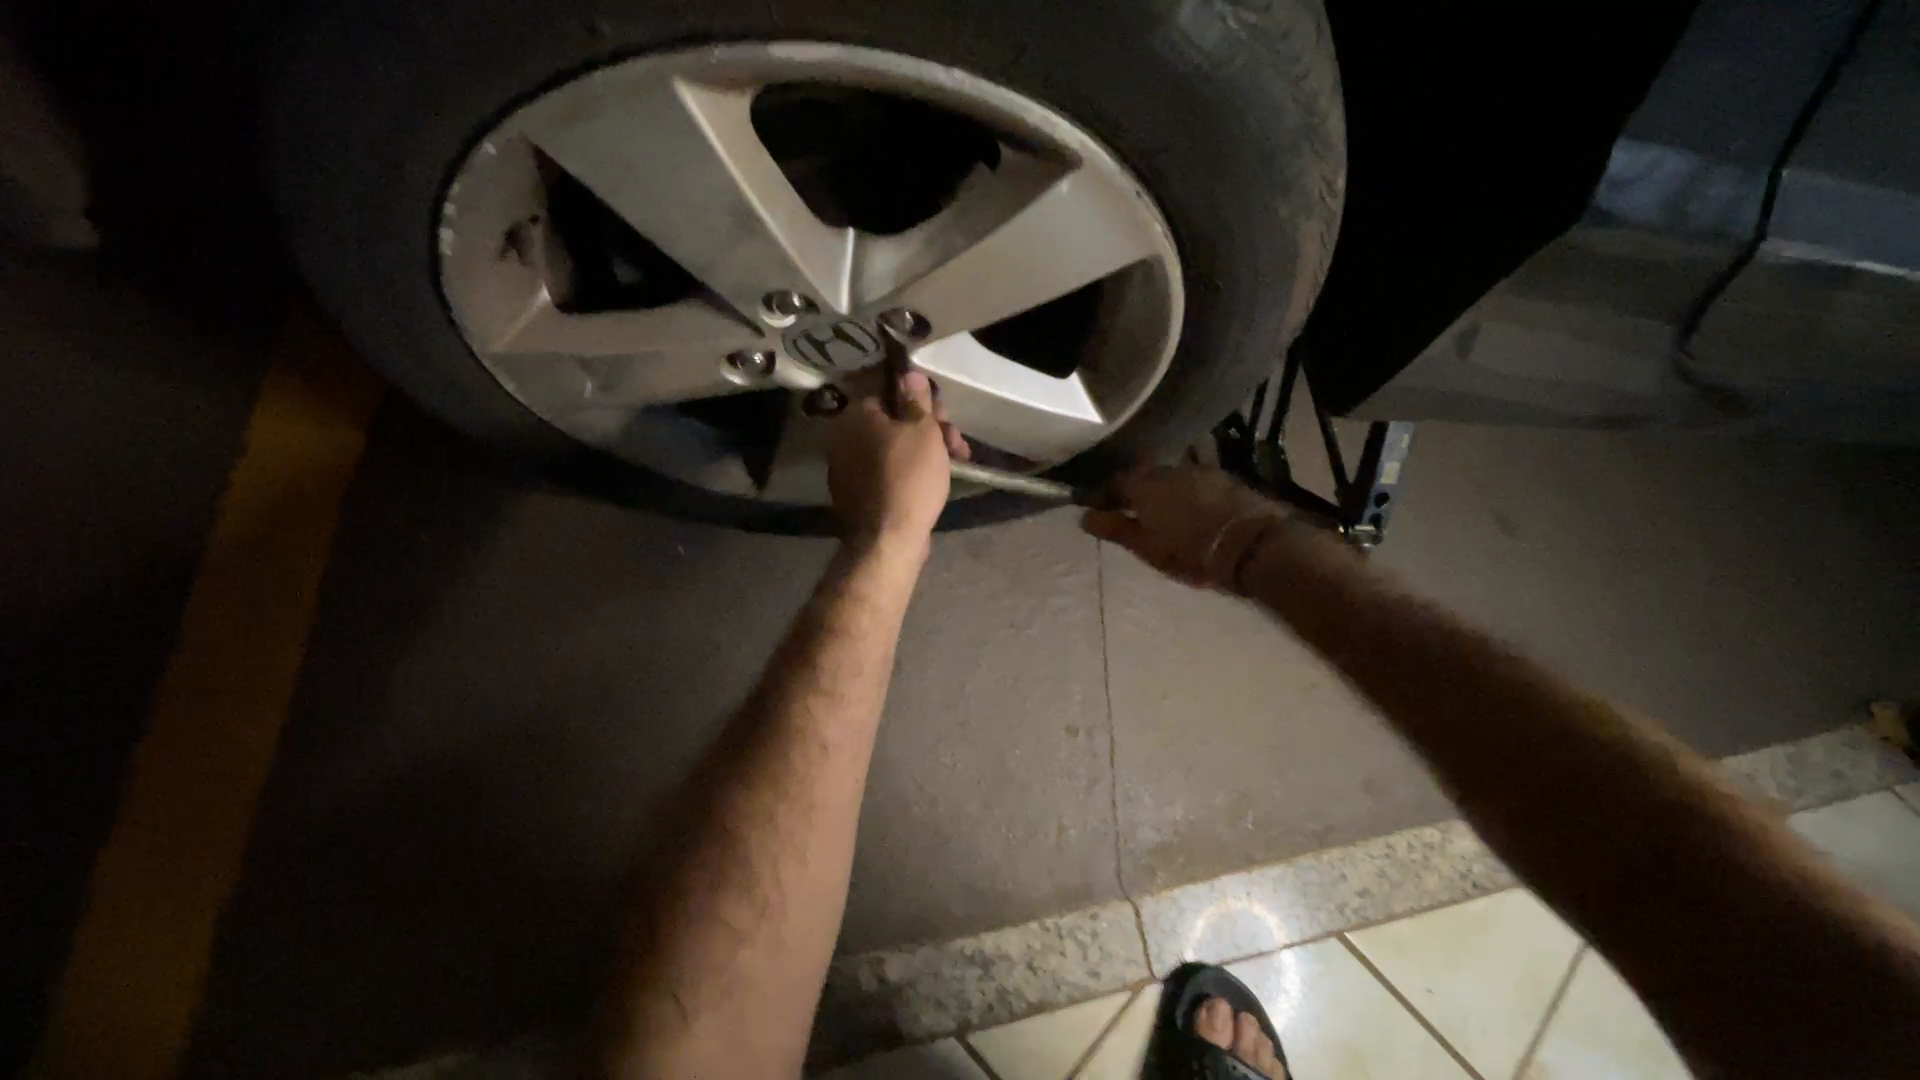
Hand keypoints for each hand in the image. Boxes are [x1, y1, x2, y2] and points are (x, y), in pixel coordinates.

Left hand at [826, 371, 969, 550]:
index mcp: (855, 416)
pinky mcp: (858, 495)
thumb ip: (917, 399)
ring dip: (925, 452)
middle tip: (956, 444)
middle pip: (893, 424)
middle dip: (929, 430)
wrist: (889, 537)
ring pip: (893, 450)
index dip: (922, 405)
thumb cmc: (910, 476)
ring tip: (956, 464)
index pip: (890, 396)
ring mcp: (848, 470)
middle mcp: (844, 439)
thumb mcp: (923, 430)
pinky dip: (908, 474)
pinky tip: (932, 483)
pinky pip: (886, 474)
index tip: (945, 417)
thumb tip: (909, 373)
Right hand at [1081, 464, 1289, 587]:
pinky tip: (1187, 507)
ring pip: (1169, 477)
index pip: (1112, 484)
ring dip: (1160, 490)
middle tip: (1126, 509)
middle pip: (1142, 476)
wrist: (1252, 545)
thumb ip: (1115, 529)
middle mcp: (1168, 470)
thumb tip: (1084, 517)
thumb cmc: (1191, 551)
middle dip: (1131, 489)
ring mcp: (1199, 471)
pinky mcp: (1224, 479)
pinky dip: (1183, 492)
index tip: (1093, 508)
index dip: (1101, 496)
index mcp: (1143, 486)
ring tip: (1158, 510)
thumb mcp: (1146, 547)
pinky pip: (1193, 481)